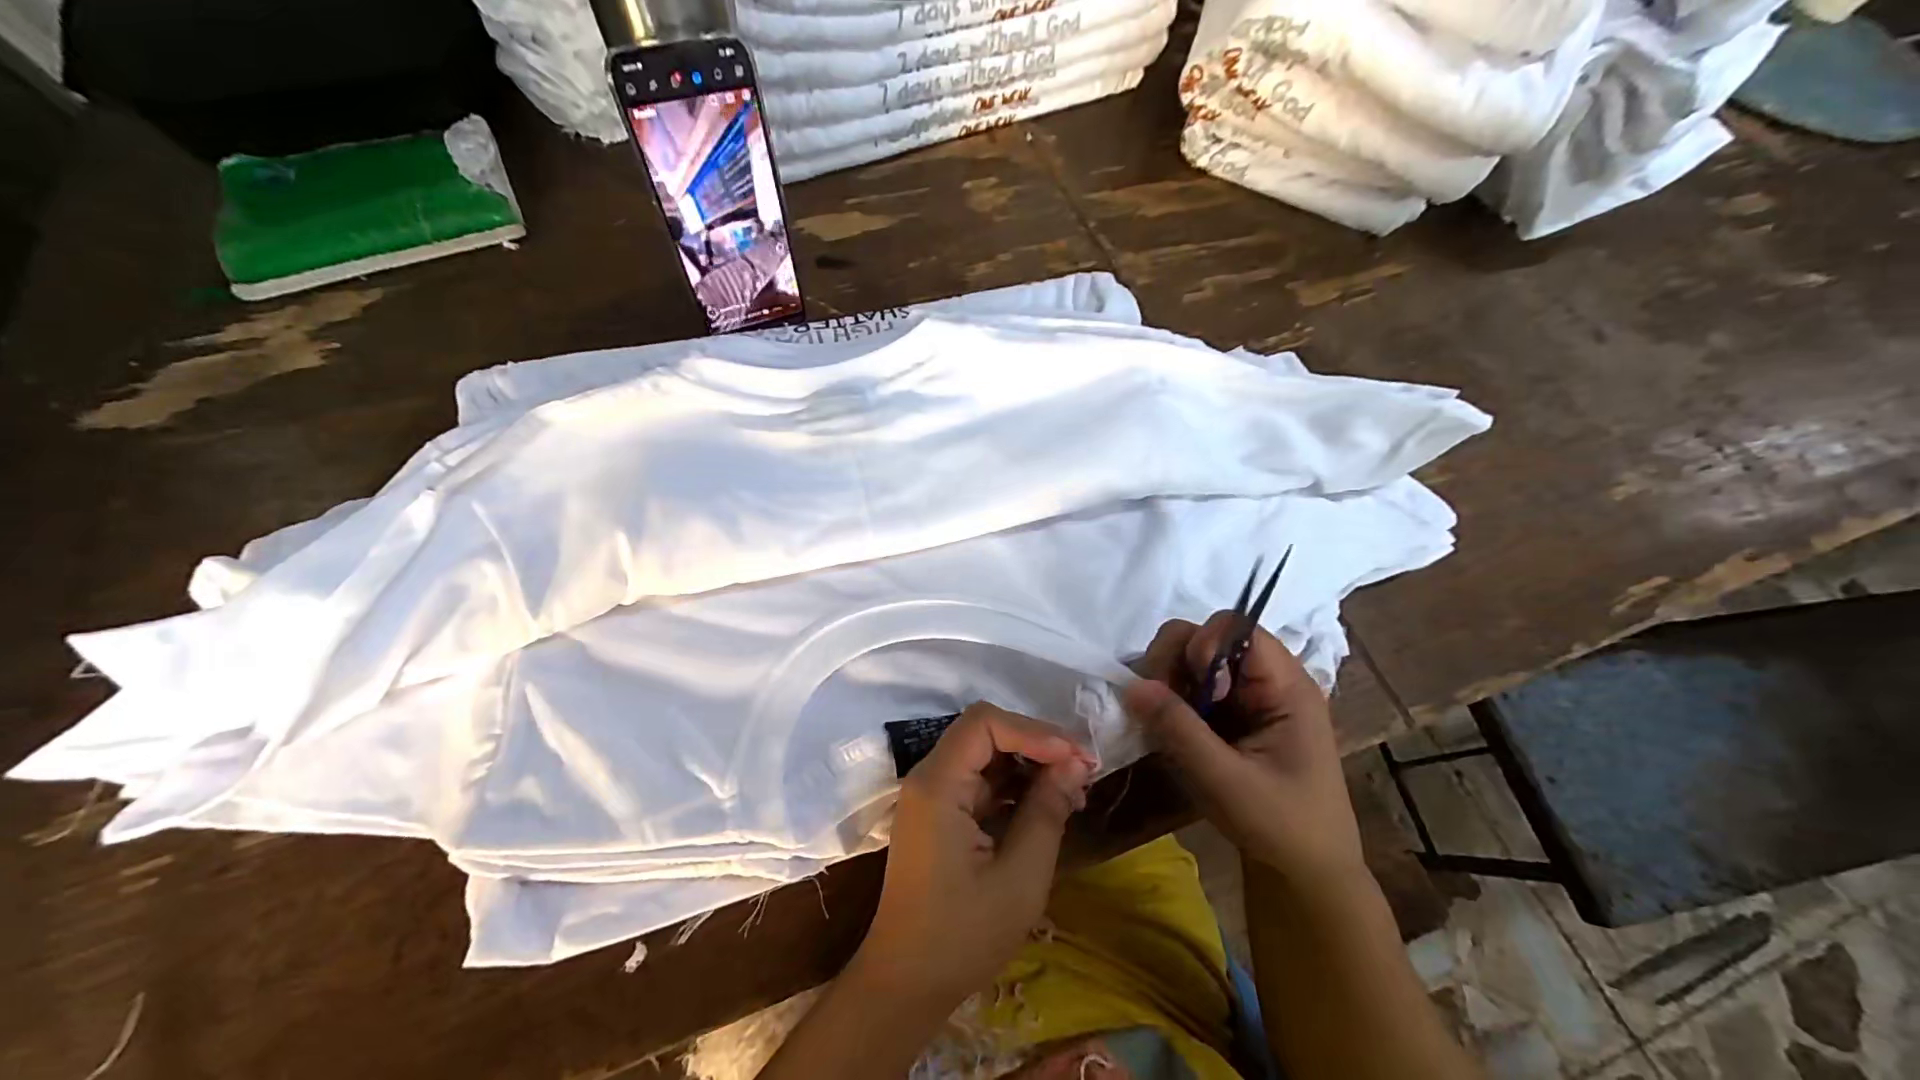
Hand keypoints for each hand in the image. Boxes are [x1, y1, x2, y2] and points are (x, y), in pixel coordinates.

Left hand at [850, 703, 1095, 1007]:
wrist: (906, 982)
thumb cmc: (963, 934)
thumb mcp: (1020, 876)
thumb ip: (1046, 812)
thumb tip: (1073, 765)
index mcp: (938, 786)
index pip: (985, 723)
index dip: (1034, 732)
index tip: (1075, 759)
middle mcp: (929, 779)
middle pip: (984, 733)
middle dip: (1036, 745)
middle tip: (1082, 773)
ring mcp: (932, 797)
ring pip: (985, 756)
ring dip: (1029, 766)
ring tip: (1073, 793)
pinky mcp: (940, 816)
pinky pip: (980, 783)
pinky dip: (1014, 788)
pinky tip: (1047, 808)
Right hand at [1123, 614, 1366, 885]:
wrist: (1306, 872)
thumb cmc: (1280, 826)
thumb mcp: (1226, 780)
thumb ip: (1179, 729)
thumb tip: (1131, 685)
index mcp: (1286, 686)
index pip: (1238, 628)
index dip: (1202, 644)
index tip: (1187, 685)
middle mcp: (1268, 681)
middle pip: (1210, 638)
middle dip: (1176, 661)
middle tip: (1161, 704)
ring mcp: (1249, 699)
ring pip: (1196, 661)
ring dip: (1170, 682)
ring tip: (1162, 721)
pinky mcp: (1233, 717)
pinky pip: (1195, 689)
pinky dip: (1173, 700)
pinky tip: (1167, 729)